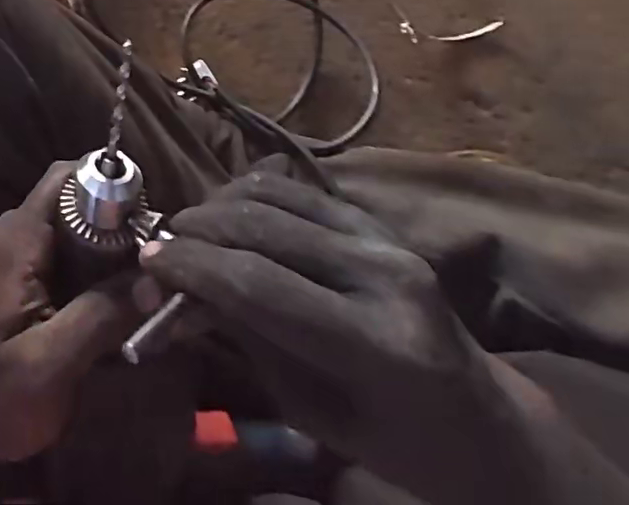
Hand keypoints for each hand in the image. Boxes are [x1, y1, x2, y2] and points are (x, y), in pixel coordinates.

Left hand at [0, 161, 141, 461]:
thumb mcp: (48, 362)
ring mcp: (30, 251)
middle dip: (126, 220)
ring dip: (121, 247)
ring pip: (88, 226)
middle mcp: (25, 230)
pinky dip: (108, 266)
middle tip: (163, 257)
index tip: (151, 219)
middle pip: (85, 198)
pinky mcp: (38, 273)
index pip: (71, 176)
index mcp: (22, 235)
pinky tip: (133, 295)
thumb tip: (157, 280)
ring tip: (157, 278)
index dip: (114, 185)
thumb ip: (100, 317)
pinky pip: (82, 251)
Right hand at [138, 171, 553, 503]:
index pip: (260, 283)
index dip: (193, 265)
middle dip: (198, 229)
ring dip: (219, 203)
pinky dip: (250, 192)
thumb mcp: (310, 410)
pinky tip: (226, 212)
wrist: (482, 420)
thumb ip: (243, 338)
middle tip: (158, 244)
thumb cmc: (393, 440)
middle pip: (263, 225)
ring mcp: (386, 238)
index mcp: (377, 344)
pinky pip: (298, 188)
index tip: (146, 258)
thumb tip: (175, 289)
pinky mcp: (379, 221)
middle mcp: (384, 274)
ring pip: (276, 194)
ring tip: (188, 229)